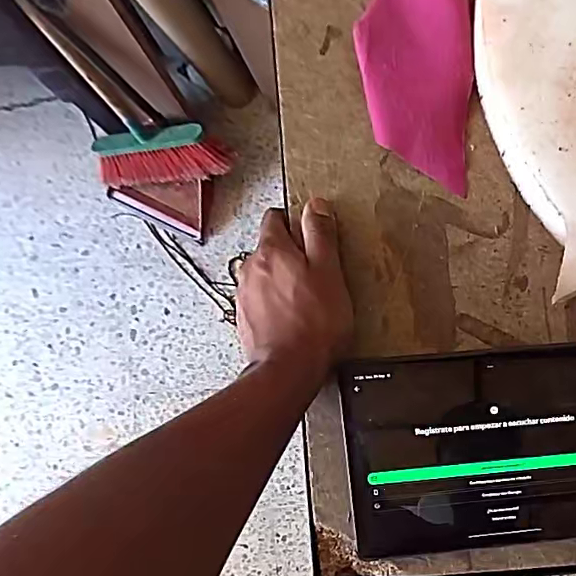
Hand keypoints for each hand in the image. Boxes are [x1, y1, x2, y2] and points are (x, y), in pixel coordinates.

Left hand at [236, 198, 353, 372]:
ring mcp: (245, 294)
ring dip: (282, 282)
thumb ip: (321, 237)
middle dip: (291, 256)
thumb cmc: (314, 326)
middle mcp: (251, 267)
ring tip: (308, 302)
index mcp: (272, 250)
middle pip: (270, 249)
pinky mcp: (245, 318)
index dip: (297, 224)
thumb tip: (316, 207)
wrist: (289, 369)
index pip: (276, 218)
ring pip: (264, 276)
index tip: (313, 238)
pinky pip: (261, 302)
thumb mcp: (330, 274)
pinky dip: (275, 305)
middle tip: (317, 276)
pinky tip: (295, 320)